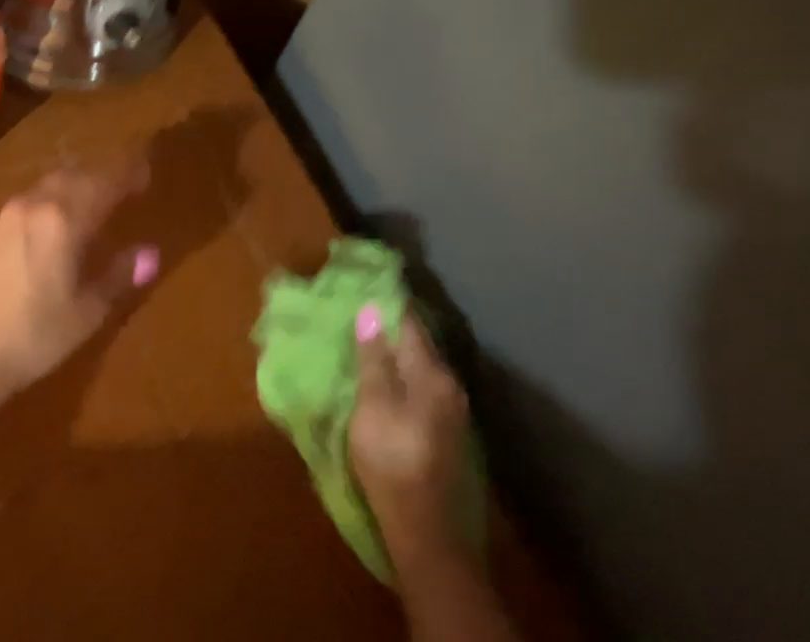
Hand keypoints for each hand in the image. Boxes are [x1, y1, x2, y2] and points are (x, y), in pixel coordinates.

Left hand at [0, 157, 154, 393]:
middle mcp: (34, 205)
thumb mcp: (87, 310)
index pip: (104, 182)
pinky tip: (59, 217)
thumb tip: (149, 253)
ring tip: (97, 195)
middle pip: (74, 175)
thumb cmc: (35, 334)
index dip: (128, 173)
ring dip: (76, 182)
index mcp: (63, 219)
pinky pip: (31, 199)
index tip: (148, 172)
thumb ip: (118, 276)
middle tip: (127, 180)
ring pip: (49, 184)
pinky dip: (54, 197)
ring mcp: (7, 216)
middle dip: (103, 173)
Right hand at [350, 308, 470, 558]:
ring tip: (365, 339)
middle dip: (392, 327)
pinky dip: (400, 374)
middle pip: (419, 346)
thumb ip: (373, 360)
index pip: (411, 327)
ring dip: (395, 352)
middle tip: (359, 309)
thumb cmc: (391, 458)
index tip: (366, 285)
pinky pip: (419, 387)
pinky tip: (382, 377)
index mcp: (433, 377)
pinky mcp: (442, 431)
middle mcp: (449, 388)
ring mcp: (449, 412)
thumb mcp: (373, 405)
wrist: (423, 524)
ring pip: (420, 368)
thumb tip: (372, 313)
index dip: (389, 306)